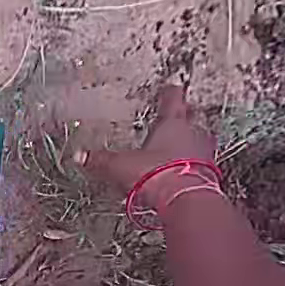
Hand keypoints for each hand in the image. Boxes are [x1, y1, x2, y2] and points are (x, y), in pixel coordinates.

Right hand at [78, 84, 216, 209]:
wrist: (182, 198)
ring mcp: (201, 154)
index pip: (172, 101)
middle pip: (188, 119)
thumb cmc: (155, 172)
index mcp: (171, 124)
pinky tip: (175, 171)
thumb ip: (99, 160)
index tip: (171, 88)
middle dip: (182, 117)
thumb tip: (80, 156)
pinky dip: (185, 164)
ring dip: (185, 142)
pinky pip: (195, 164)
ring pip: (193, 141)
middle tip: (177, 115)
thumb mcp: (119, 165)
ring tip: (173, 147)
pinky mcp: (204, 175)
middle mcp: (190, 134)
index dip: (170, 94)